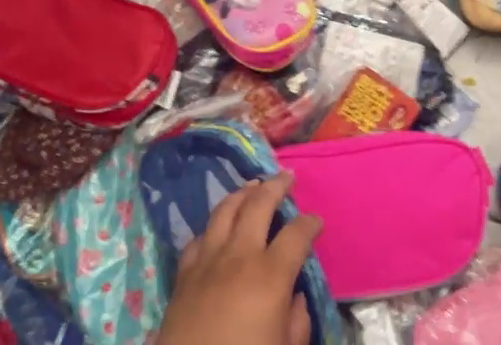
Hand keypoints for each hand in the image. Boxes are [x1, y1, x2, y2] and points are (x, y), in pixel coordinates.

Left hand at [156, 173, 322, 344]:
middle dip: (275, 186)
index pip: (296, 234)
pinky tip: (218, 228)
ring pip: (224, 210)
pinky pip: (199, 237)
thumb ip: (297, 323)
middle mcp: (239, 256)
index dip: (310, 223)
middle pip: (258, 205)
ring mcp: (207, 261)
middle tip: (287, 177)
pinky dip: (213, 227)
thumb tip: (296, 299)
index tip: (317, 220)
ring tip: (253, 185)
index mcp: (270, 275)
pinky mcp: (184, 274)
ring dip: (242, 193)